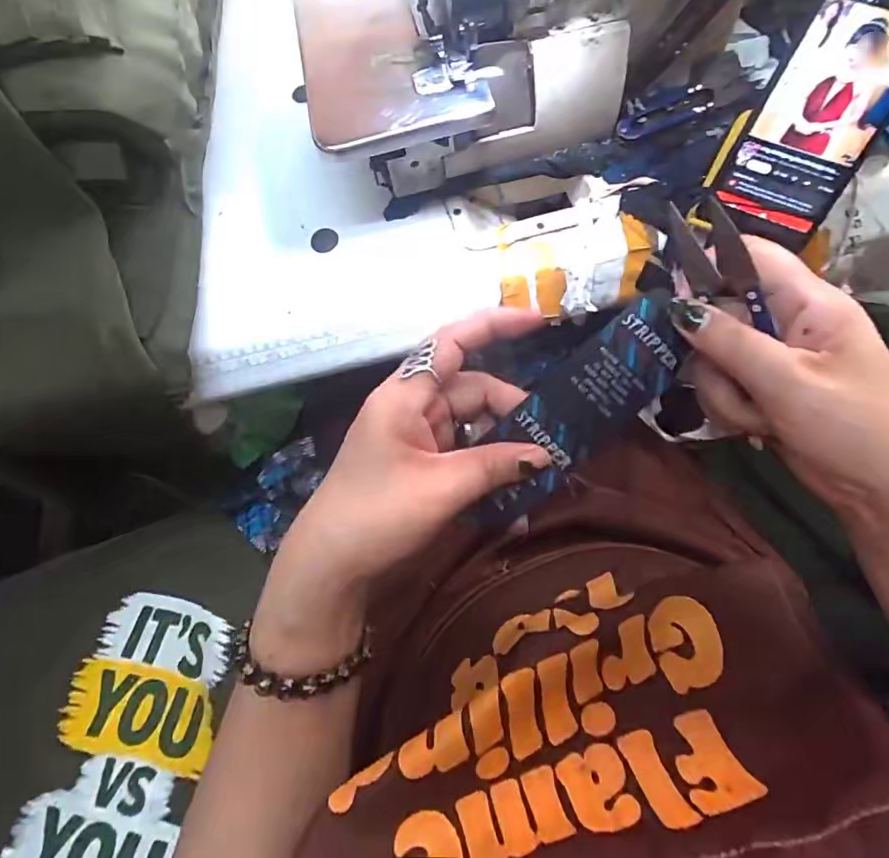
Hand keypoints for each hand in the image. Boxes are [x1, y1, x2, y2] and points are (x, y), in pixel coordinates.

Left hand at [252, 309, 551, 669]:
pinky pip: (465, 455)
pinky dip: (489, 469)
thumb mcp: (440, 488)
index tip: (538, 320)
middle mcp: (411, 408)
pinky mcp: (421, 467)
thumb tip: (547, 454)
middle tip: (557, 446)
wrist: (330, 567)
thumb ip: (495, 465)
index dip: (493, 325)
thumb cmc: (376, 515)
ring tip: (545, 474)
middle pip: (474, 391)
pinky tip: (516, 497)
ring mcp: (416, 438)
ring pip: (474, 426)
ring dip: (506, 447)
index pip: (451, 344)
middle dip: (515, 413)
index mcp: (404, 396)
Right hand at [679, 237, 888, 514]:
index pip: (752, 255)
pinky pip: (724, 384)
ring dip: (722, 388)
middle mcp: (789, 323)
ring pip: (714, 355)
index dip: (710, 265)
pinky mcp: (765, 389)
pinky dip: (730, 407)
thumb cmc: (857, 429)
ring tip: (756, 415)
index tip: (678, 300)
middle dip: (713, 351)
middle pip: (720, 311)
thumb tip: (678, 308)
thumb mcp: (788, 382)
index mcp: (810, 303)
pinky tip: (756, 427)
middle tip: (728, 379)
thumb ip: (729, 342)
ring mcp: (775, 359)